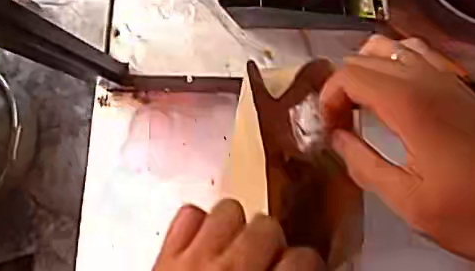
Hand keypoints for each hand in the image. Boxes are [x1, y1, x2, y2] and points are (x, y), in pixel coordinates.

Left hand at [152, 199, 322, 270]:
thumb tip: (305, 265)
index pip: (305, 259)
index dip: (309, 264)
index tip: (308, 268)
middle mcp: (233, 268)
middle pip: (268, 226)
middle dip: (272, 244)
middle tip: (270, 263)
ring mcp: (196, 259)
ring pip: (230, 210)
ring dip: (235, 229)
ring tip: (235, 250)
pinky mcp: (165, 257)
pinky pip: (188, 216)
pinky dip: (196, 227)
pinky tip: (202, 245)